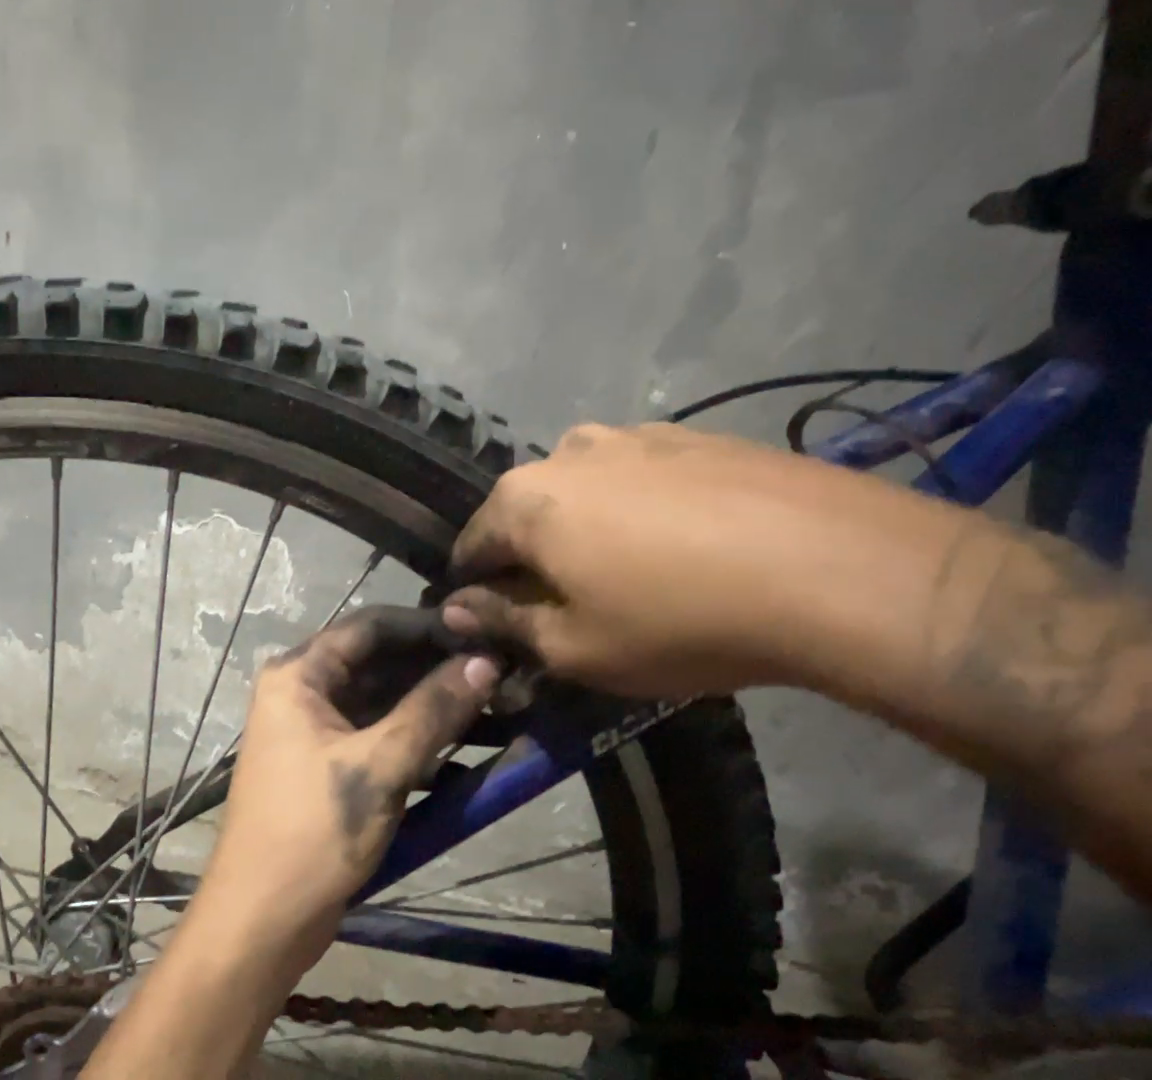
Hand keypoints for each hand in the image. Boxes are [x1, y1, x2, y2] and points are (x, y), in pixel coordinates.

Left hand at [190, 606, 501, 973]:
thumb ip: (432, 711)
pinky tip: (468, 753)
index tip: (485, 634)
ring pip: (383, 703)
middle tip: (504, 676)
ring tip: (500, 710)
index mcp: (298, 675)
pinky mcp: (330, 768)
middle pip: (379, 663)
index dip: (428, 627)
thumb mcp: (379, 767)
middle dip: (437, 670)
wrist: (263, 916)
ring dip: (434, 708)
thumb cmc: (314, 832)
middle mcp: (303, 692)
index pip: (370, 626)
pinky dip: (418, 743)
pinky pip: (379, 739)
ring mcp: (315, 732)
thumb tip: (485, 662)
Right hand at [444, 422, 964, 697]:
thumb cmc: (681, 620)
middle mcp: (567, 451)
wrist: (842, 571)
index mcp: (523, 498)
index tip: (499, 628)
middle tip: (574, 609)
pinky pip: (646, 480)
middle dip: (536, 559)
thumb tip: (454, 607)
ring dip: (591, 532)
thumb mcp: (575, 648)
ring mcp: (638, 435)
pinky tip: (691, 551)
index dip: (476, 593)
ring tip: (638, 577)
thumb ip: (502, 624)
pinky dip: (647, 514)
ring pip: (587, 493)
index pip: (470, 548)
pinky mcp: (701, 437)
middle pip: (528, 514)